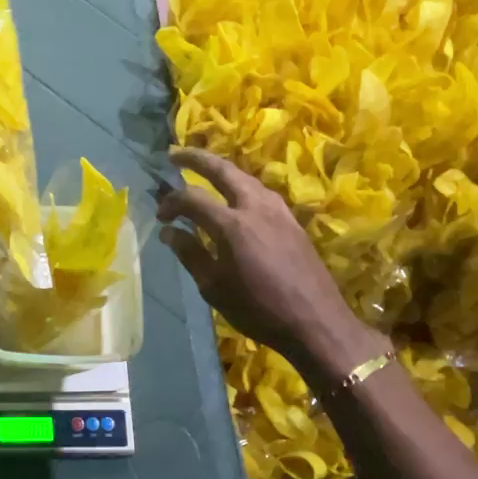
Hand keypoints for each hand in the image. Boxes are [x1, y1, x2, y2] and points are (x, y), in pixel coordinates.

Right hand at [158, 148, 381, 384]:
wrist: (316, 322)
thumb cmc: (258, 310)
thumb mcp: (214, 288)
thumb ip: (190, 254)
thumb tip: (170, 232)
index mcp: (231, 225)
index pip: (191, 198)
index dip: (171, 202)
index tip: (161, 216)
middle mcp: (255, 207)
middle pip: (222, 169)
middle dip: (196, 158)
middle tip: (174, 156)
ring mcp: (278, 211)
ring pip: (245, 177)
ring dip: (222, 170)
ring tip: (205, 173)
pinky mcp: (292, 220)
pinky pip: (261, 192)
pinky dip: (241, 185)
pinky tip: (237, 197)